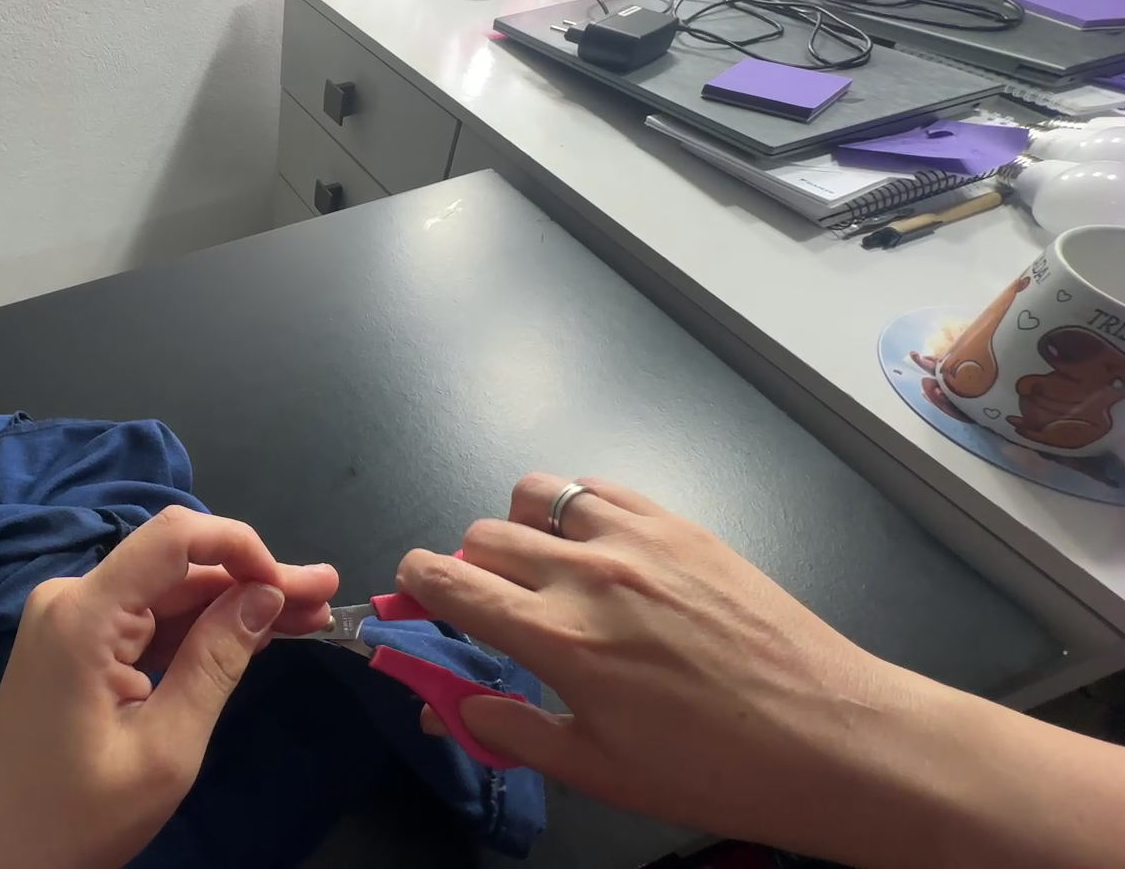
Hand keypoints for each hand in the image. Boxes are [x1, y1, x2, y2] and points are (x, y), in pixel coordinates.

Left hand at [0, 506, 338, 868]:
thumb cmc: (76, 819)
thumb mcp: (165, 750)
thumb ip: (216, 662)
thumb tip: (265, 595)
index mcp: (84, 613)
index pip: (172, 537)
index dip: (237, 545)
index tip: (287, 584)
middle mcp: (75, 596)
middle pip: (178, 567)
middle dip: (252, 579)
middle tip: (322, 594)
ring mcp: (74, 615)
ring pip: (170, 592)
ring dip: (235, 603)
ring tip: (306, 612)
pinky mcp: (80, 637)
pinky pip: (150, 618)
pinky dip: (201, 627)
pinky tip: (253, 630)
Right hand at [397, 474, 919, 860]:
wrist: (845, 740)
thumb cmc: (715, 768)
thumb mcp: (601, 771)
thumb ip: (507, 730)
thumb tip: (438, 708)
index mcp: (556, 638)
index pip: (442, 577)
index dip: (414, 581)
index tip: (420, 595)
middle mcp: (582, 574)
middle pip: (477, 535)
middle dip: (469, 567)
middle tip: (502, 604)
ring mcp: (630, 538)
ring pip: (528, 495)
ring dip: (520, 528)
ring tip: (551, 565)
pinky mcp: (672, 521)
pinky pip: (591, 487)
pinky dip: (574, 511)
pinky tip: (601, 548)